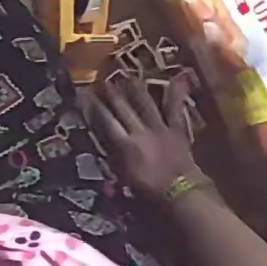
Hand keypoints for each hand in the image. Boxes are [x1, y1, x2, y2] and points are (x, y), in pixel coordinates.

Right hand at [85, 74, 205, 197]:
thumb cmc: (149, 188)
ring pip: (145, 104)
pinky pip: (174, 109)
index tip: (86, 95)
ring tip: (128, 75)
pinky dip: (175, 94)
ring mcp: (159, 127)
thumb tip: (104, 145)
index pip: (106, 121)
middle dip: (112, 94)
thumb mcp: (124, 177)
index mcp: (126, 144)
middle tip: (103, 80)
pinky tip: (176, 78)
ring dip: (136, 89)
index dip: (95, 108)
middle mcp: (140, 131)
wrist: (180, 190)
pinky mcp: (176, 129)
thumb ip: (113, 158)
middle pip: (124, 109)